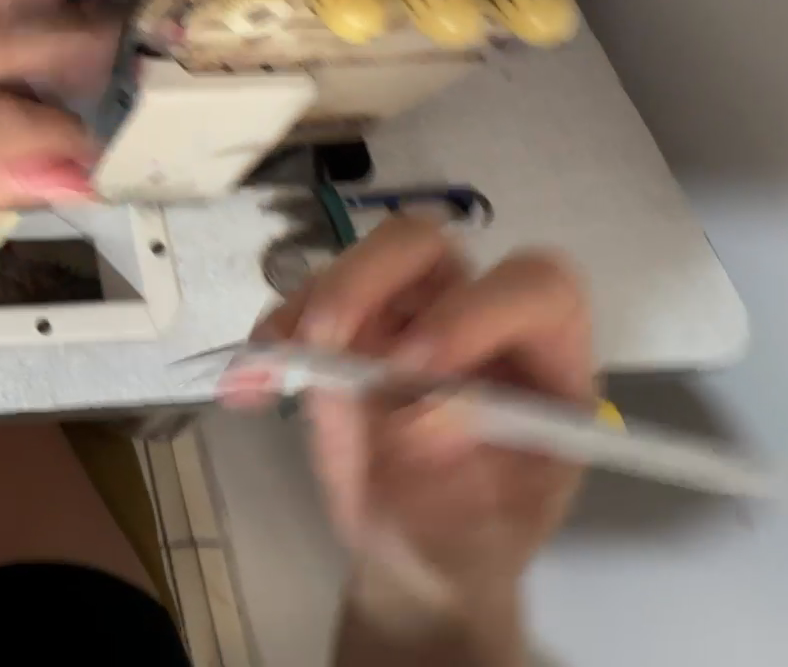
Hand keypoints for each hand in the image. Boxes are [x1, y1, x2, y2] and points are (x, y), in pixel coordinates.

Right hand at [226, 216, 593, 620]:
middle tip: (321, 336)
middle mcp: (464, 315)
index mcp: (536, 357)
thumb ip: (462, 479)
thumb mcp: (483, 528)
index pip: (533, 287)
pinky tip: (251, 385)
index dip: (472, 312)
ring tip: (269, 376)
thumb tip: (422, 412)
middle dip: (361, 282)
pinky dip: (266, 341)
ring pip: (345, 266)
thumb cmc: (468, 537)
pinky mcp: (339, 326)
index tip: (413, 371)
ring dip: (298, 313)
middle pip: (421, 244)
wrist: (411, 543)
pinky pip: (293, 307)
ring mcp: (394, 313)